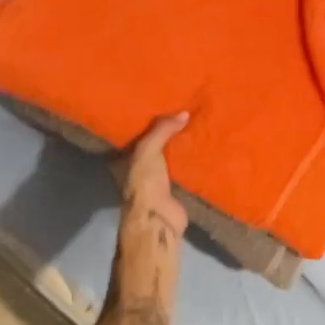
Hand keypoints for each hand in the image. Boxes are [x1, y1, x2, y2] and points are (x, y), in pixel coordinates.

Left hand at [115, 113, 189, 238]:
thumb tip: (184, 113)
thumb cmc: (144, 182)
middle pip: (152, 146)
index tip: (159, 106)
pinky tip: (202, 148)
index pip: (133, 136)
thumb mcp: (148, 149)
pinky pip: (181, 171)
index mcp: (122, 160)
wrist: (158, 218)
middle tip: (181, 113)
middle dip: (165, 134)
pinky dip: (190, 162)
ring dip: (179, 147)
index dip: (144, 122)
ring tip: (194, 126)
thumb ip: (162, 130)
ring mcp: (155, 181)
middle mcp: (136, 170)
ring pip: (168, 158)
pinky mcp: (172, 191)